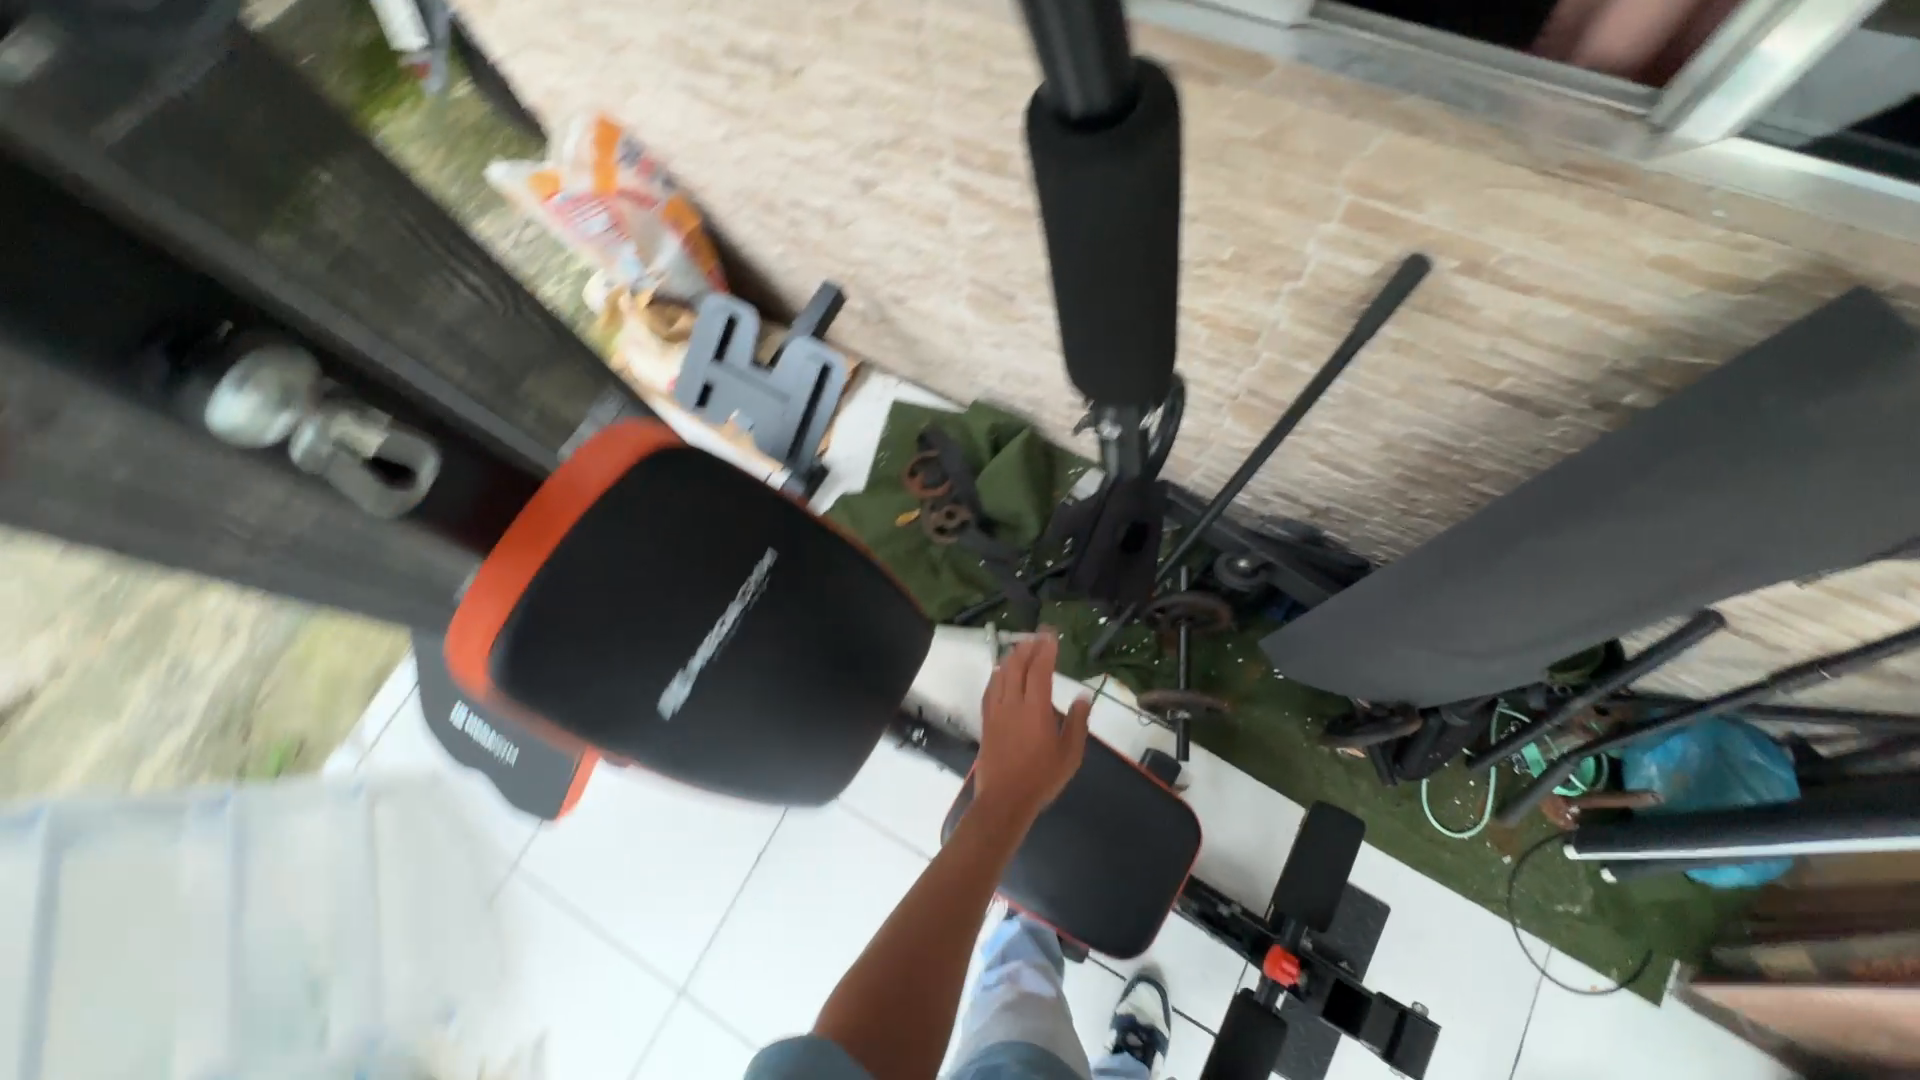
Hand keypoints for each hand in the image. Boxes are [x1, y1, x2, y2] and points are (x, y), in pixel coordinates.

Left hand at [972, 633, 1090, 828]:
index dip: (1045, 650)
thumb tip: (1082, 697)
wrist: (1004, 799)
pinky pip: (990, 689)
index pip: (1040, 670)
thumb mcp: (1070, 754)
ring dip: (1011, 657)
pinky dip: (997, 675)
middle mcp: (1013, 704)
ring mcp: (996, 712)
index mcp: (1035, 709)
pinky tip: (1000, 673)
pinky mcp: (986, 722)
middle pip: (1017, 666)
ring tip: (1021, 648)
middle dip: (1027, 647)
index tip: (1051, 635)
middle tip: (1037, 636)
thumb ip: (1077, 722)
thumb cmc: (1042, 778)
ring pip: (1001, 675)